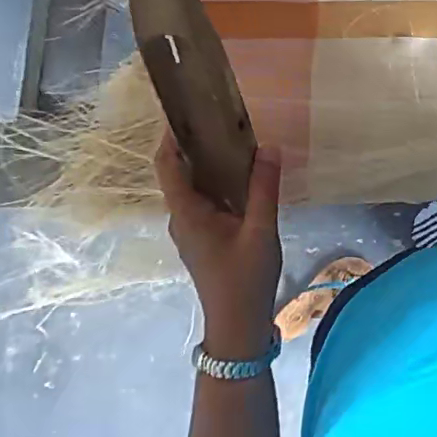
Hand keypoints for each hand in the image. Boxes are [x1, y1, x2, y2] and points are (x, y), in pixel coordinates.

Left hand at [154, 133, 282, 358]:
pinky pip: (204, 202)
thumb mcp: (261, 231)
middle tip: (224, 122)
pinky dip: (218, 185)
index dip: (170, 135)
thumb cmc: (245, 279)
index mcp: (187, 212)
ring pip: (193, 188)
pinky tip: (244, 180)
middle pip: (179, 172)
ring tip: (238, 145)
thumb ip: (264, 189)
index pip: (167, 164)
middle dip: (196, 145)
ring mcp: (191, 230)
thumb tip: (270, 148)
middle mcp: (181, 218)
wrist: (237, 326)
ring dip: (210, 165)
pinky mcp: (203, 239)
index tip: (188, 111)